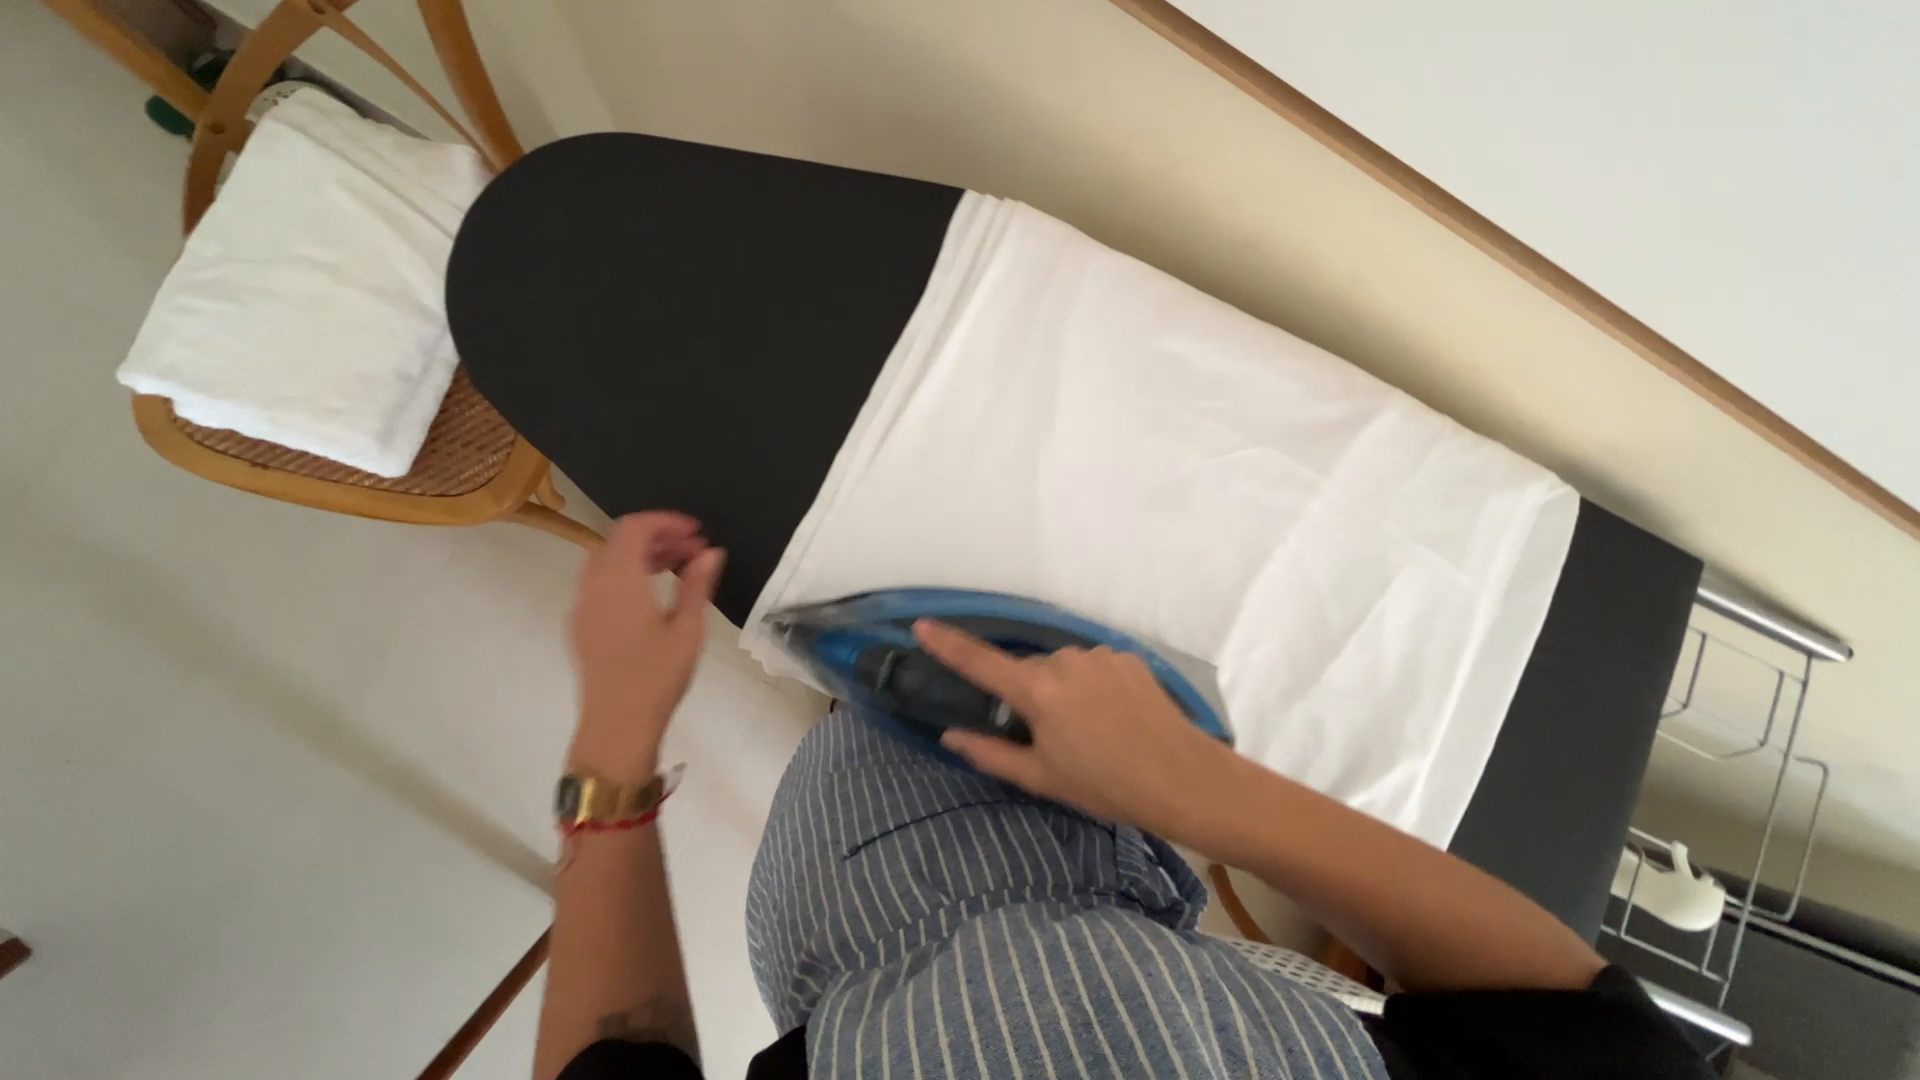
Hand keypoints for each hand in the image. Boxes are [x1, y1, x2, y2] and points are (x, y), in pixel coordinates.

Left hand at [568, 513, 724, 780]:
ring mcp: (582, 606)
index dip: (666, 521)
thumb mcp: (688, 628)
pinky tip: (653, 594)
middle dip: (657, 537)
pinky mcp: (581, 625)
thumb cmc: (657, 676)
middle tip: (694, 551)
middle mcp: (593, 586)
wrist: (617, 725)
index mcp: (619, 581)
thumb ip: (697, 584)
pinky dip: (626, 574)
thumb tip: (711, 552)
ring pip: (607, 561)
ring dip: (641, 555)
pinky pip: (600, 583)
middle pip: (618, 541)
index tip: (697, 532)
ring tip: (678, 568)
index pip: (634, 528)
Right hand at [914, 620, 1238, 840]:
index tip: (920, 626)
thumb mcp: (1042, 778)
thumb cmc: (1106, 785)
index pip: (979, 662)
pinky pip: (1093, 667)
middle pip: (1028, 671)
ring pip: (1063, 669)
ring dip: (1063, 691)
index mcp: (1038, 691)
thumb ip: (990, 753)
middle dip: (1029, 696)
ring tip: (1090, 732)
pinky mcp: (1126, 658)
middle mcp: (1065, 662)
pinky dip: (1091, 686)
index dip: (946, 644)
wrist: (1183, 778)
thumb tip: (950, 736)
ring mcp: (1098, 656)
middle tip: (1050, 737)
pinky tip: (1113, 718)